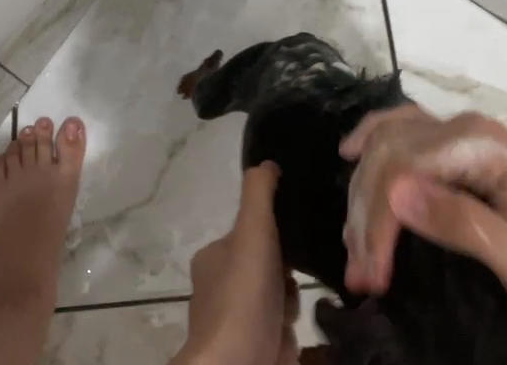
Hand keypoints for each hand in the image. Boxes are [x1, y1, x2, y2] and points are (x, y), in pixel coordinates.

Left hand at [177, 163, 297, 364]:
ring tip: (292, 309)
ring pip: (277, 298)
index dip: (273, 236)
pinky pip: (281, 329)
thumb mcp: (252, 229)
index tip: (291, 242)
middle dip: (285, 273)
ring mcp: (236, 321)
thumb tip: (267, 163)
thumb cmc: (244, 294)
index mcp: (212, 258)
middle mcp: (219, 288)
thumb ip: (259, 194)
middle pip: (267, 266)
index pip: (249, 234)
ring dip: (291, 301)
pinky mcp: (255, 347)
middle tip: (294, 279)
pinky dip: (291, 330)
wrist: (239, 363)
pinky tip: (293, 331)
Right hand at [340, 106, 506, 364]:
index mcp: (485, 145)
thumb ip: (464, 224)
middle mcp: (466, 133)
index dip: (380, 216)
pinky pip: (395, 145)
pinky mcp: (451, 163)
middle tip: (360, 275)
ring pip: (385, 151)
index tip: (372, 274)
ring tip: (357, 261)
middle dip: (366, 212)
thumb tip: (396, 190)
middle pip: (389, 153)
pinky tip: (352, 172)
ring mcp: (457, 145)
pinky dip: (370, 166)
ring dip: (362, 201)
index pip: (406, 164)